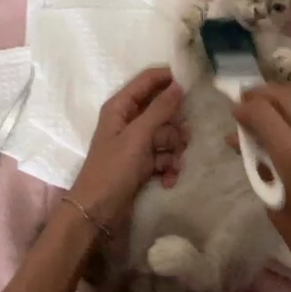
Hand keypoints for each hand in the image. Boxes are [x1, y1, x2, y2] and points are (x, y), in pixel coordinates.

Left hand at [69, 67, 187, 230]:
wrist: (97, 213)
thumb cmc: (112, 169)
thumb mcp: (137, 136)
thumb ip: (159, 109)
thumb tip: (178, 85)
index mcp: (120, 107)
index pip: (147, 80)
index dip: (169, 78)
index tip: (193, 83)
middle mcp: (128, 121)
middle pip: (162, 110)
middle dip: (175, 126)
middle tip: (184, 138)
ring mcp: (136, 143)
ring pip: (167, 135)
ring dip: (174, 150)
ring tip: (174, 165)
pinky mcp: (142, 163)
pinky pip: (164, 156)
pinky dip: (168, 167)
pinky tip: (168, 179)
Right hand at [234, 85, 290, 291]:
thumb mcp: (279, 212)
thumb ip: (262, 172)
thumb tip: (245, 146)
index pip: (264, 112)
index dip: (243, 107)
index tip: (230, 112)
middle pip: (288, 97)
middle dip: (262, 94)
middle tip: (242, 102)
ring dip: (281, 104)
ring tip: (260, 118)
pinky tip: (285, 136)